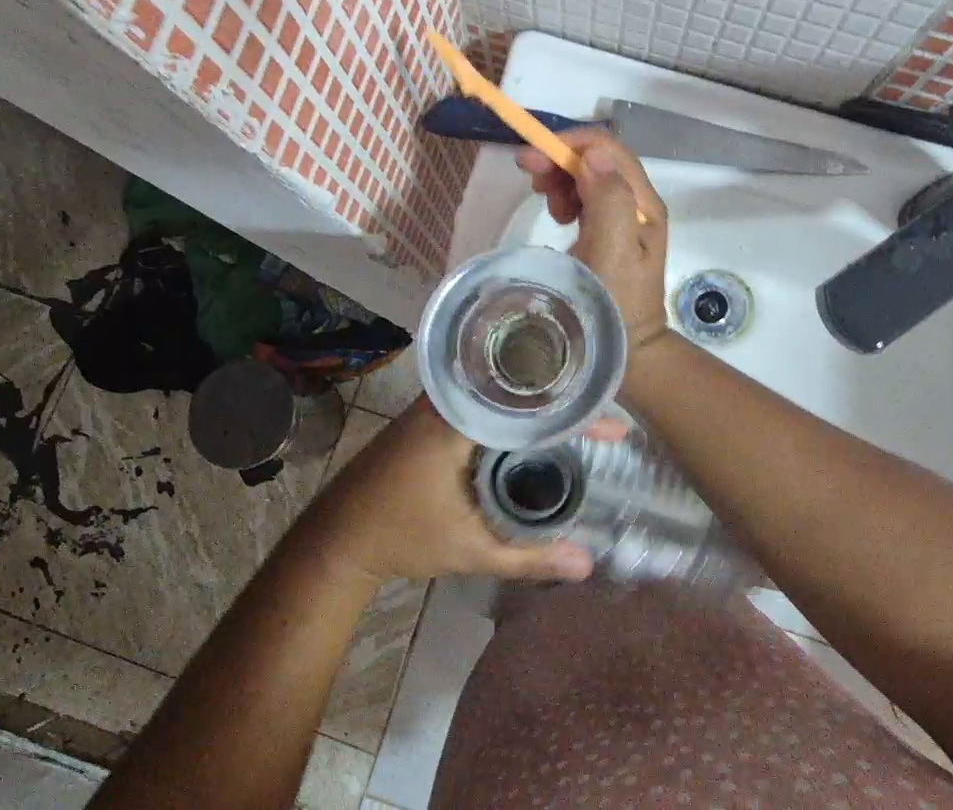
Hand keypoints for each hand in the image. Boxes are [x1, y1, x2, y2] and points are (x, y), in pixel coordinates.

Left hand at [300, 396, 593, 584]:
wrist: (336, 539)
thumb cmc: (401, 538)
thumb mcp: (470, 550)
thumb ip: (529, 558)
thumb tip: (586, 565)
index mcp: (457, 424)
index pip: (529, 405)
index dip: (576, 414)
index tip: (615, 428)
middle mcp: (445, 403)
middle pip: (514, 387)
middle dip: (561, 397)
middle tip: (604, 414)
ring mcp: (431, 408)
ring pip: (495, 392)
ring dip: (534, 401)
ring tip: (579, 415)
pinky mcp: (425, 419)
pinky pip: (479, 402)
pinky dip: (510, 411)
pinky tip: (531, 428)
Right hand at [516, 128, 669, 354]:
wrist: (629, 350)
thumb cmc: (616, 304)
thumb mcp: (612, 253)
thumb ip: (608, 200)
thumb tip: (592, 153)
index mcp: (642, 203)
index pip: (606, 148)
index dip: (566, 144)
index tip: (529, 162)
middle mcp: (637, 204)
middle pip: (596, 159)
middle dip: (560, 161)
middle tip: (531, 184)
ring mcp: (625, 218)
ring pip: (588, 176)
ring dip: (560, 182)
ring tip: (549, 210)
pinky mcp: (610, 232)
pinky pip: (585, 199)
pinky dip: (565, 199)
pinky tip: (558, 219)